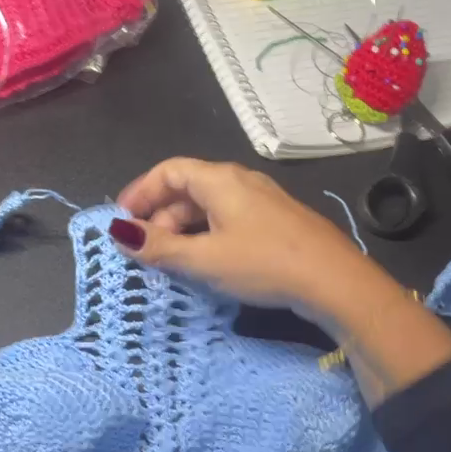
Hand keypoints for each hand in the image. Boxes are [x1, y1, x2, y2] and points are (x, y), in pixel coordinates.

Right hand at [115, 158, 450, 403]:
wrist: (333, 281)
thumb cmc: (262, 264)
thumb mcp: (203, 259)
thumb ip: (159, 246)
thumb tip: (117, 232)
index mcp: (219, 180)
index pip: (169, 171)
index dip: (140, 192)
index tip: (120, 220)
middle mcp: (239, 181)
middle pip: (187, 189)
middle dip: (159, 217)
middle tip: (143, 251)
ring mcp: (259, 201)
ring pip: (208, 208)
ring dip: (181, 231)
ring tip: (169, 263)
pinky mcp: (273, 223)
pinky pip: (227, 221)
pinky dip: (204, 237)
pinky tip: (203, 264)